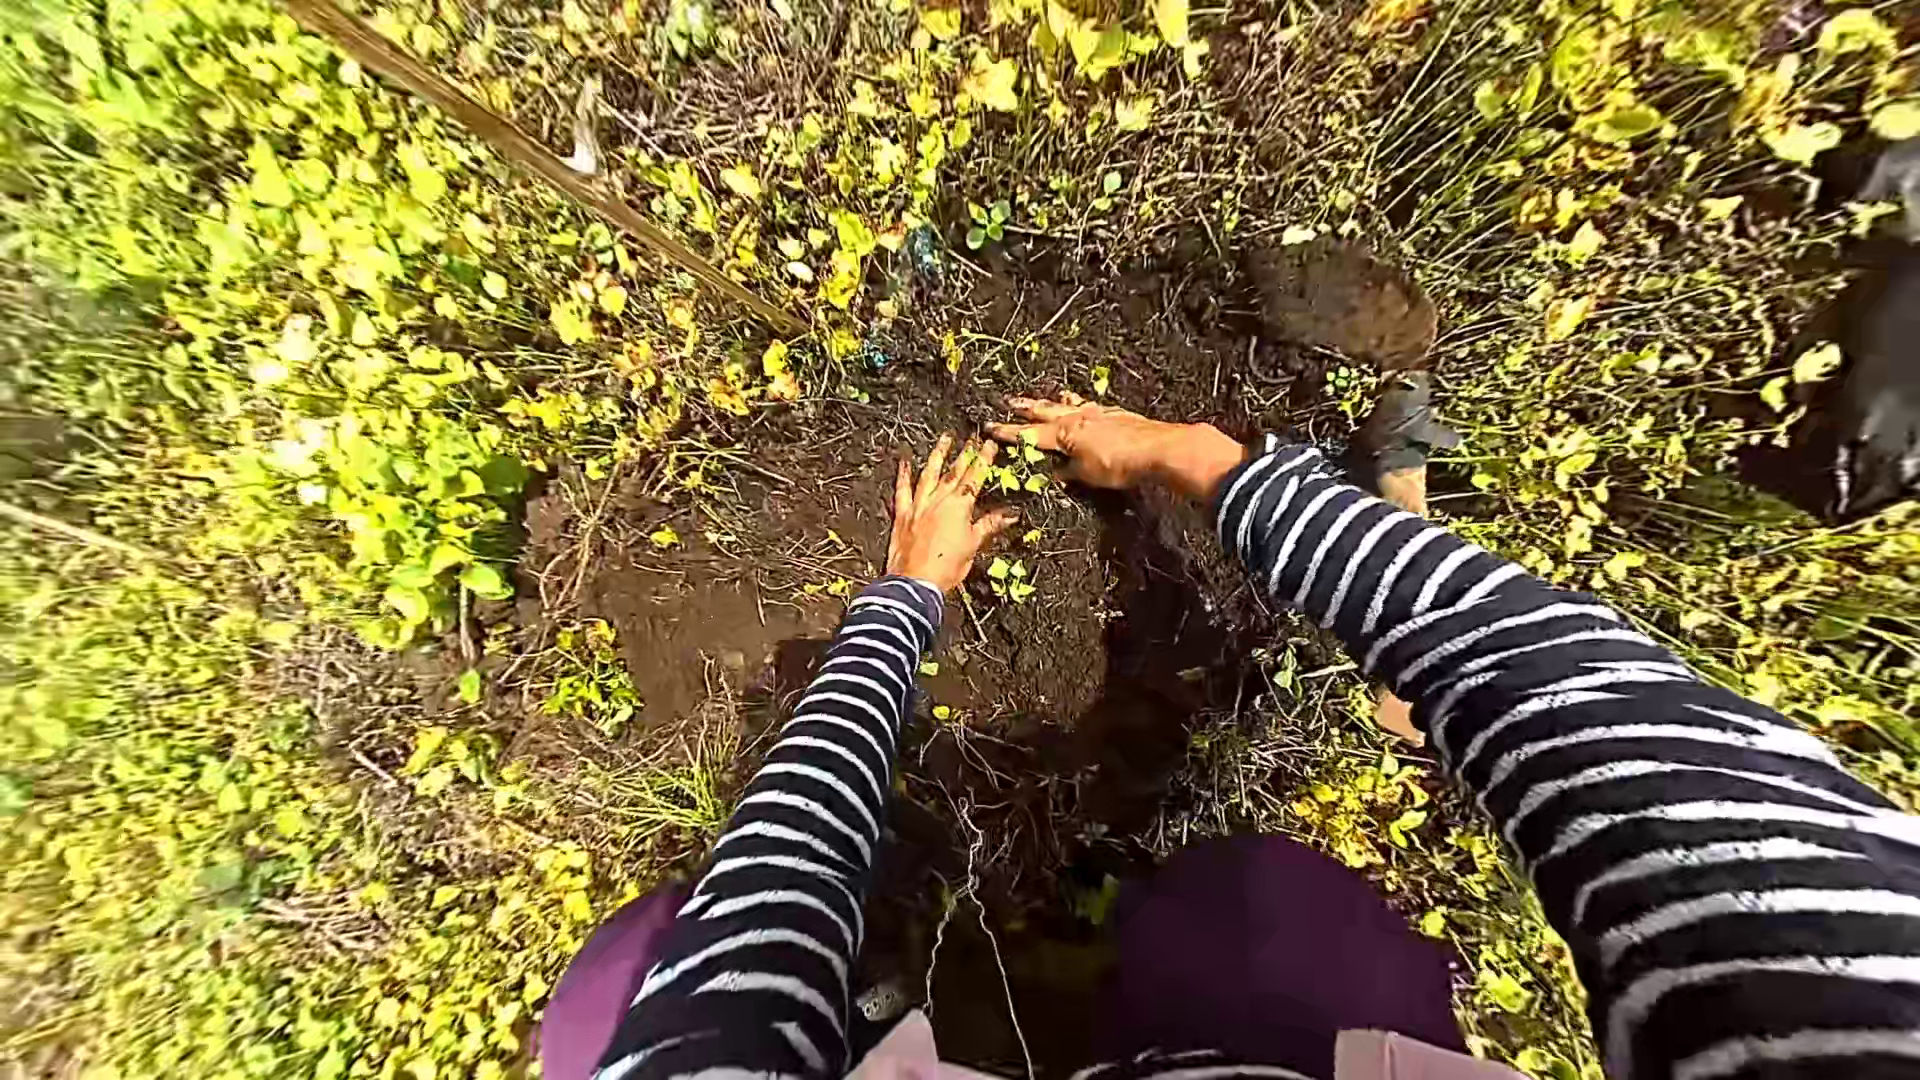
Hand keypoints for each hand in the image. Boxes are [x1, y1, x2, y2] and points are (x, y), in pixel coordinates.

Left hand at [886, 434, 1019, 591]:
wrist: (916, 582)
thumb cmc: (948, 567)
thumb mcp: (973, 545)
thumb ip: (988, 525)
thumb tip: (1010, 515)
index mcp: (960, 507)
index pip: (975, 478)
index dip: (983, 460)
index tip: (989, 444)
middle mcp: (939, 500)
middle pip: (954, 472)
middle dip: (965, 454)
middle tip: (971, 438)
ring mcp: (919, 505)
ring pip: (930, 474)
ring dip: (938, 455)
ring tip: (944, 439)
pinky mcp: (903, 514)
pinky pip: (903, 490)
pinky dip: (903, 474)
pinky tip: (905, 461)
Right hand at [986, 392, 1247, 499]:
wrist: (1159, 448)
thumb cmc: (1120, 464)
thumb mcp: (1087, 474)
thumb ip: (1068, 472)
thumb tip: (1054, 473)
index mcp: (1064, 434)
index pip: (1029, 434)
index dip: (1008, 432)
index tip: (990, 428)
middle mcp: (1076, 418)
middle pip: (1044, 411)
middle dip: (1024, 408)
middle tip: (1008, 402)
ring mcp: (1096, 413)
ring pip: (1066, 404)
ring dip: (1050, 402)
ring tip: (1039, 398)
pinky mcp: (1113, 413)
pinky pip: (1087, 405)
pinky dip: (1077, 404)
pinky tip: (1079, 404)